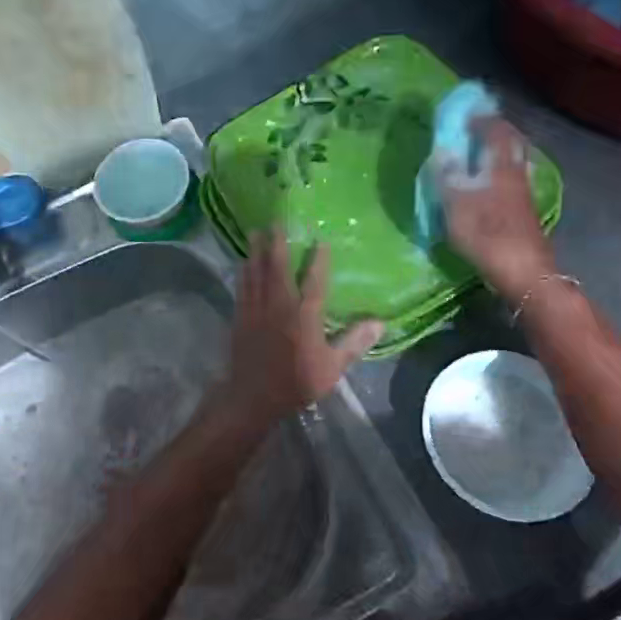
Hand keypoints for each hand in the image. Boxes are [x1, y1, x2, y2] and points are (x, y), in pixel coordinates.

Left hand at [222, 230, 383, 427]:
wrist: (253, 397)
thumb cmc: (296, 383)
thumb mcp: (332, 367)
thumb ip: (354, 342)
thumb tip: (380, 322)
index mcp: (304, 315)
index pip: (314, 280)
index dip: (318, 259)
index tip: (320, 239)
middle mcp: (279, 305)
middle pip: (278, 267)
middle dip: (277, 244)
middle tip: (276, 222)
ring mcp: (256, 310)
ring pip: (256, 273)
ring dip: (256, 252)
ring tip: (255, 233)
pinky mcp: (240, 318)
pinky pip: (242, 288)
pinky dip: (243, 273)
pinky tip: (242, 264)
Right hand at [438, 118, 555, 299]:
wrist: (524, 272)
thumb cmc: (487, 235)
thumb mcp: (456, 205)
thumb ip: (447, 175)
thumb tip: (441, 151)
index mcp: (501, 166)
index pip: (496, 131)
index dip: (481, 119)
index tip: (465, 115)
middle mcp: (517, 173)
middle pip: (512, 143)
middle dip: (496, 132)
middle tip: (477, 129)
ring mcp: (524, 194)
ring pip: (515, 161)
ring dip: (500, 152)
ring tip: (481, 155)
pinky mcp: (525, 212)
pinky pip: (513, 180)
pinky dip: (501, 173)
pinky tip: (491, 185)